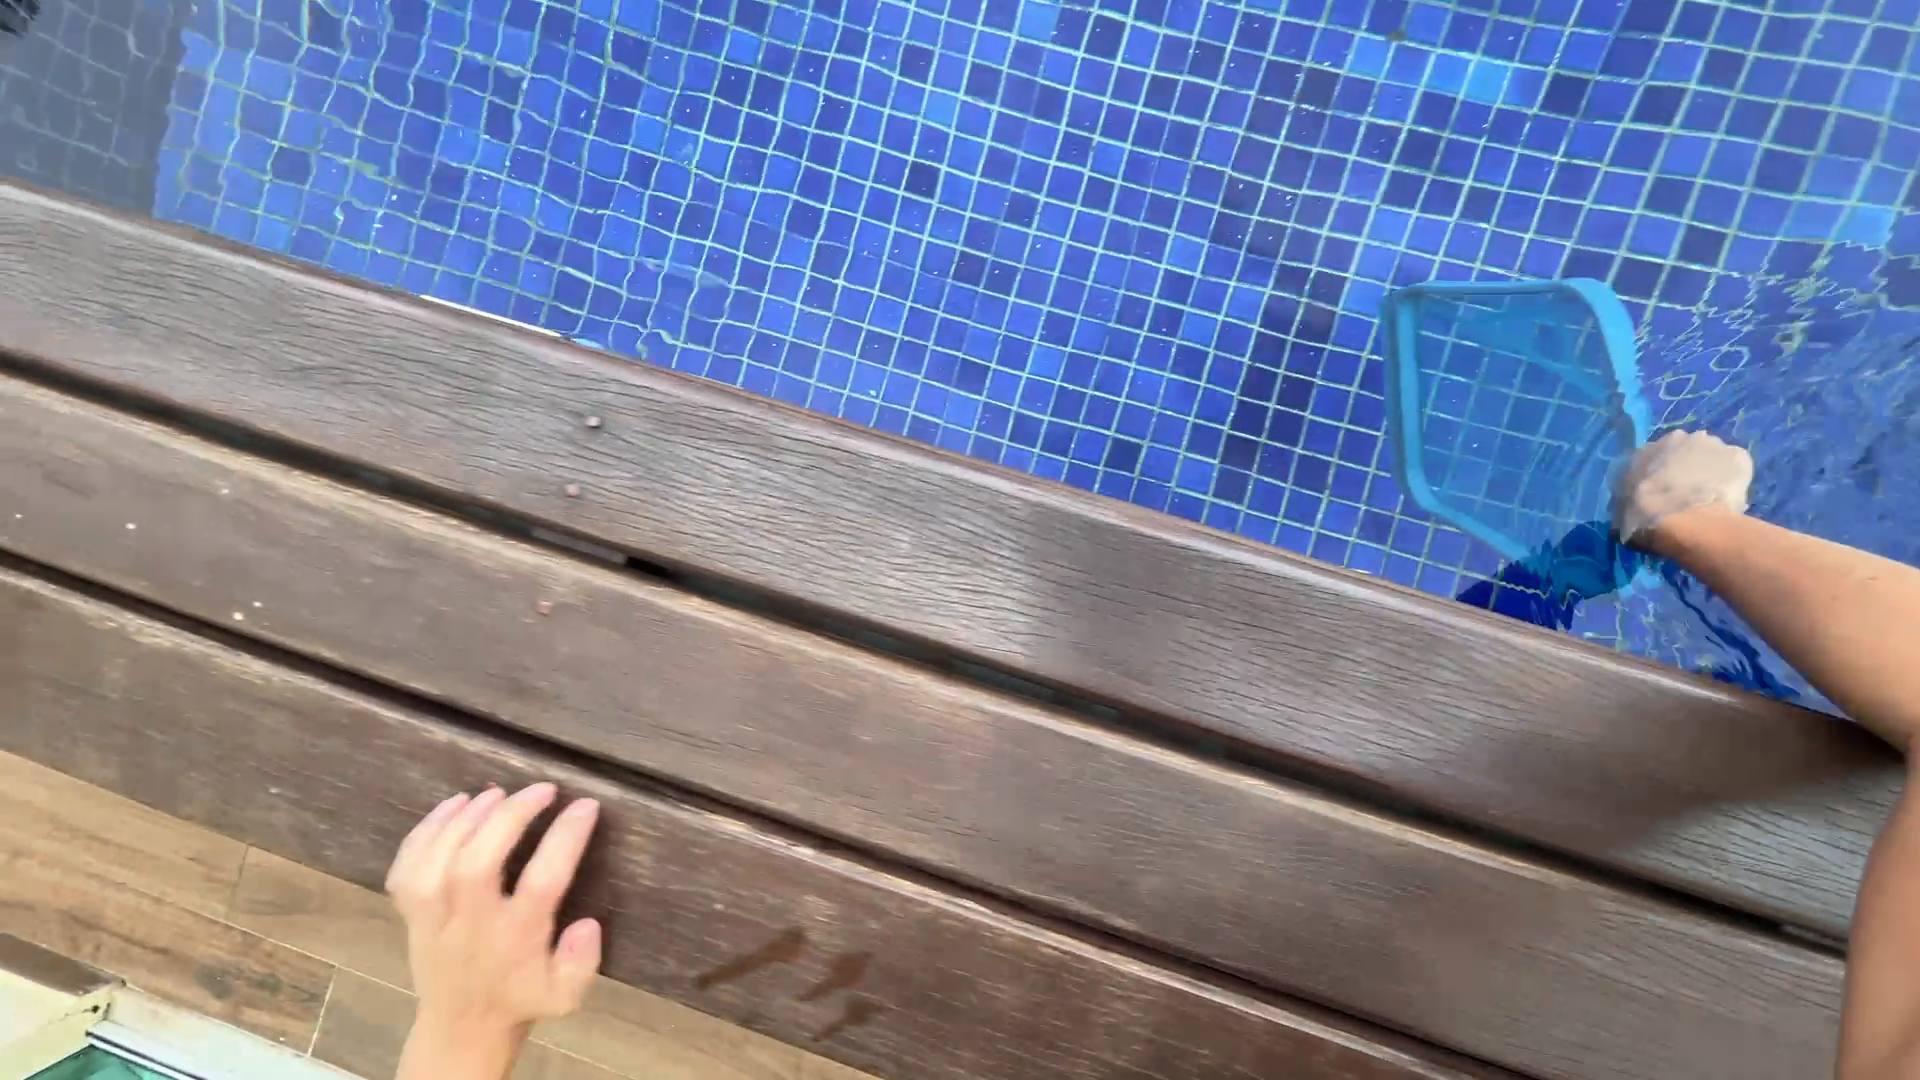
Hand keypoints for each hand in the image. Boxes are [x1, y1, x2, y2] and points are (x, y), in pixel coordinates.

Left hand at [385, 784, 602, 1079]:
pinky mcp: (410, 916)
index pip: (542, 883)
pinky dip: (424, 832)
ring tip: (498, 792)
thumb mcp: (568, 994)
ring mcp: (433, 921)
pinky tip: (453, 804)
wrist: (461, 1029)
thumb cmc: (524, 997)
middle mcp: (471, 926)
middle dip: (509, 817)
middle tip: (543, 789)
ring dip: (467, 819)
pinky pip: (405, 870)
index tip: (586, 805)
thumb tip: (588, 924)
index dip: (565, 838)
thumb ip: (582, 962)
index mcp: (515, 940)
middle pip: (478, 864)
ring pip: (437, 863)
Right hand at [1614, 430, 1752, 550]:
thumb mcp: (1623, 512)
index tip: (1654, 492)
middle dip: (1680, 468)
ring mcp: (1711, 444)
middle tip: (1680, 491)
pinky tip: (1723, 494)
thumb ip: (1628, 500)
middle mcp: (1676, 439)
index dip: (1651, 476)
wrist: (1693, 525)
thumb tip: (1631, 506)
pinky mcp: (1738, 456)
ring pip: (1707, 455)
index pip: (1646, 459)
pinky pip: (1731, 464)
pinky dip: (1728, 476)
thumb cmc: (1647, 517)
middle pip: (1679, 452)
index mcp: (1643, 451)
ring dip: (1706, 470)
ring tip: (1705, 494)